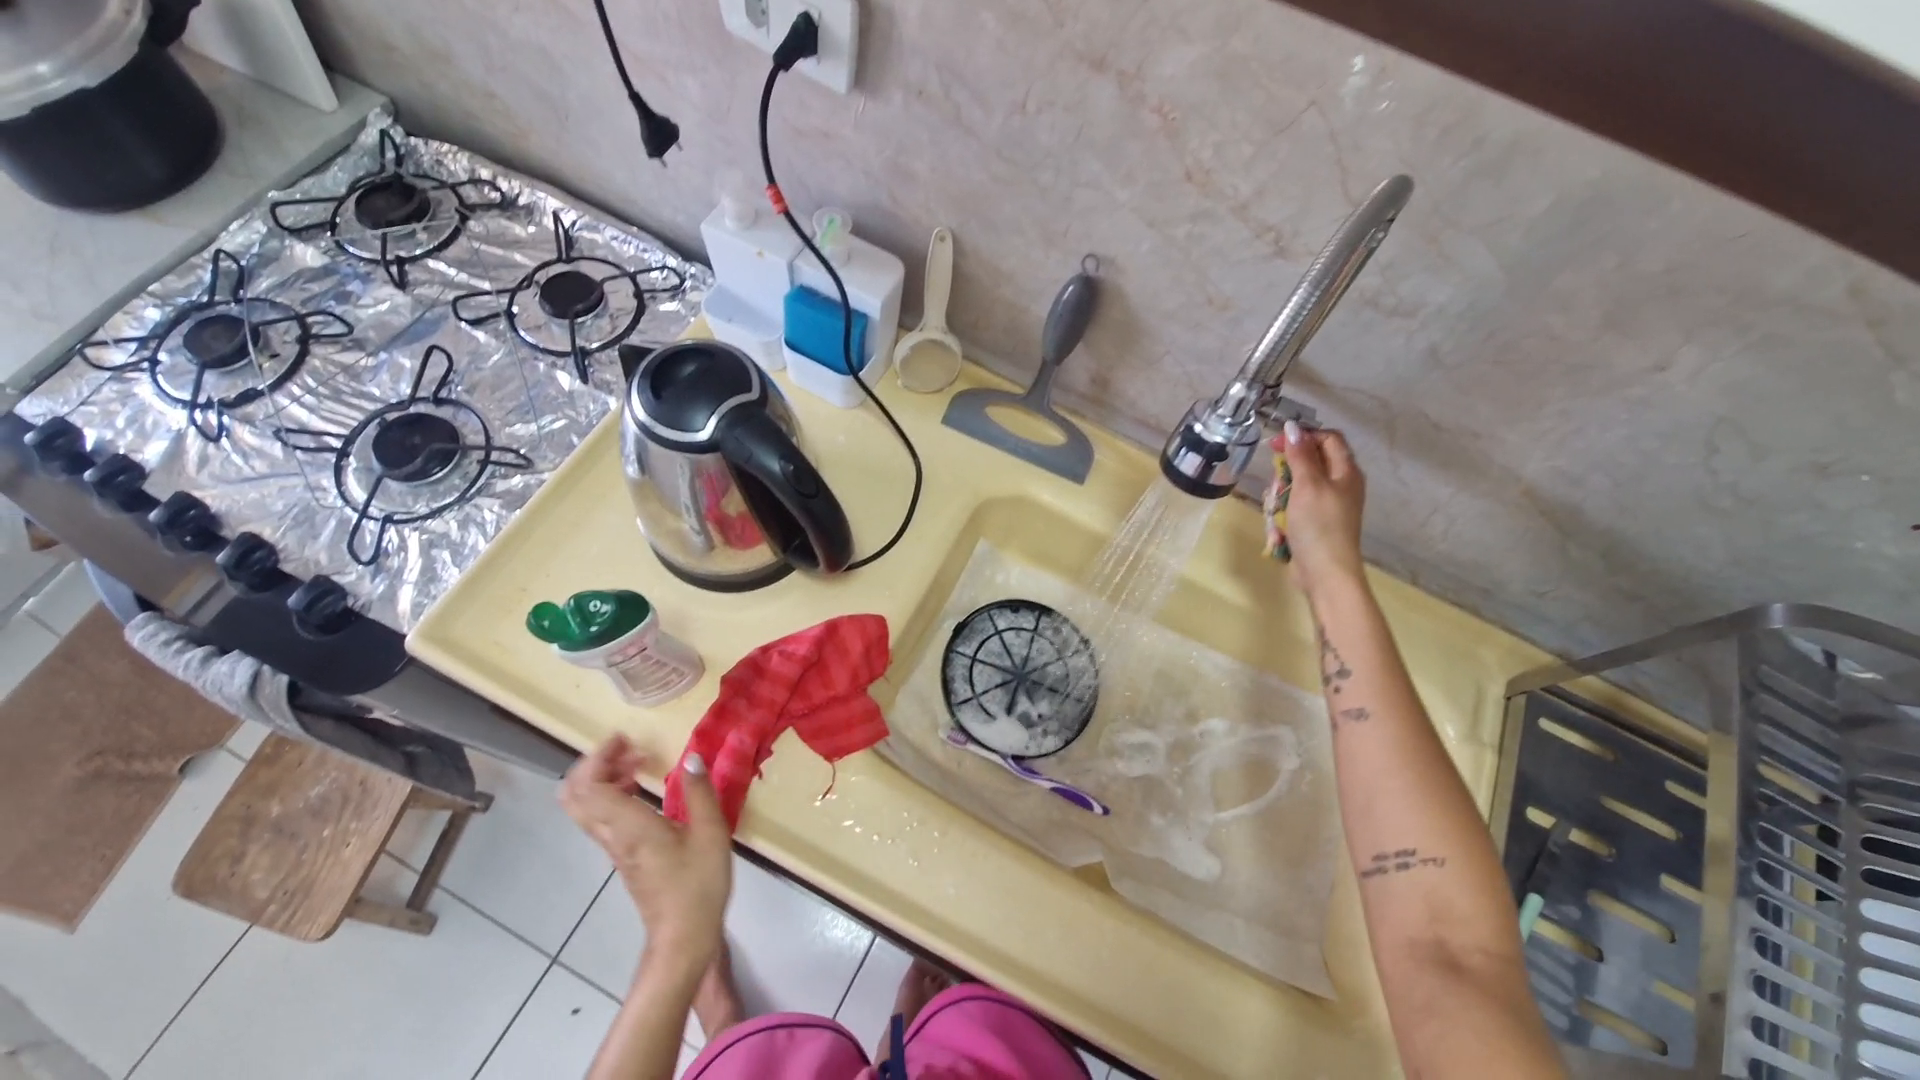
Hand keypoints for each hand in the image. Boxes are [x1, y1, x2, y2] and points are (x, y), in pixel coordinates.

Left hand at [561, 735, 731, 975]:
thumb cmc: (698, 885)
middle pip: (574, 796)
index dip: (598, 756)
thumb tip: (692, 758)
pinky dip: (613, 794)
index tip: (625, 738)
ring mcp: (613, 848)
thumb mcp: (711, 833)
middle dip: (593, 764)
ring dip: (604, 778)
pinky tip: (643, 791)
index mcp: (629, 826)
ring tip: (639, 765)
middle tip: (627, 749)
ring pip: (585, 807)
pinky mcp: (622, 856)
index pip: (590, 785)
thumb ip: (700, 792)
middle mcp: (612, 835)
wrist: (682, 936)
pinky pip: (601, 817)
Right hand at [1281, 420, 1366, 597]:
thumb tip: (1293, 426)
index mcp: (1345, 471)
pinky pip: (1293, 510)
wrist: (1325, 573)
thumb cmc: (1319, 526)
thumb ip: (1300, 455)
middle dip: (1285, 475)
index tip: (1275, 445)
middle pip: (1307, 464)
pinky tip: (1280, 532)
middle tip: (1278, 488)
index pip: (1327, 438)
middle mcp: (1339, 485)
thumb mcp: (1307, 485)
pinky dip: (1283, 518)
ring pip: (1294, 488)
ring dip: (1280, 500)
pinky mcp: (1314, 524)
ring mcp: (1327, 506)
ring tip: (1279, 516)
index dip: (1302, 437)